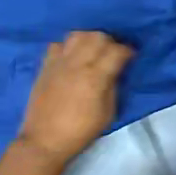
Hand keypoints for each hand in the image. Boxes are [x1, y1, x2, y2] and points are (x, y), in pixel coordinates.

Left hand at [15, 31, 134, 165]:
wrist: (45, 139)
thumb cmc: (80, 131)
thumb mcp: (107, 113)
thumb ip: (112, 87)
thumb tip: (114, 71)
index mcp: (95, 77)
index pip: (116, 51)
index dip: (127, 51)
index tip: (130, 57)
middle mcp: (76, 64)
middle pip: (97, 37)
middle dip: (109, 42)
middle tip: (112, 53)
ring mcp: (58, 62)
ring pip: (77, 35)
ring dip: (88, 39)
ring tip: (92, 51)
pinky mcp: (45, 66)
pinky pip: (57, 45)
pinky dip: (67, 47)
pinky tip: (71, 58)